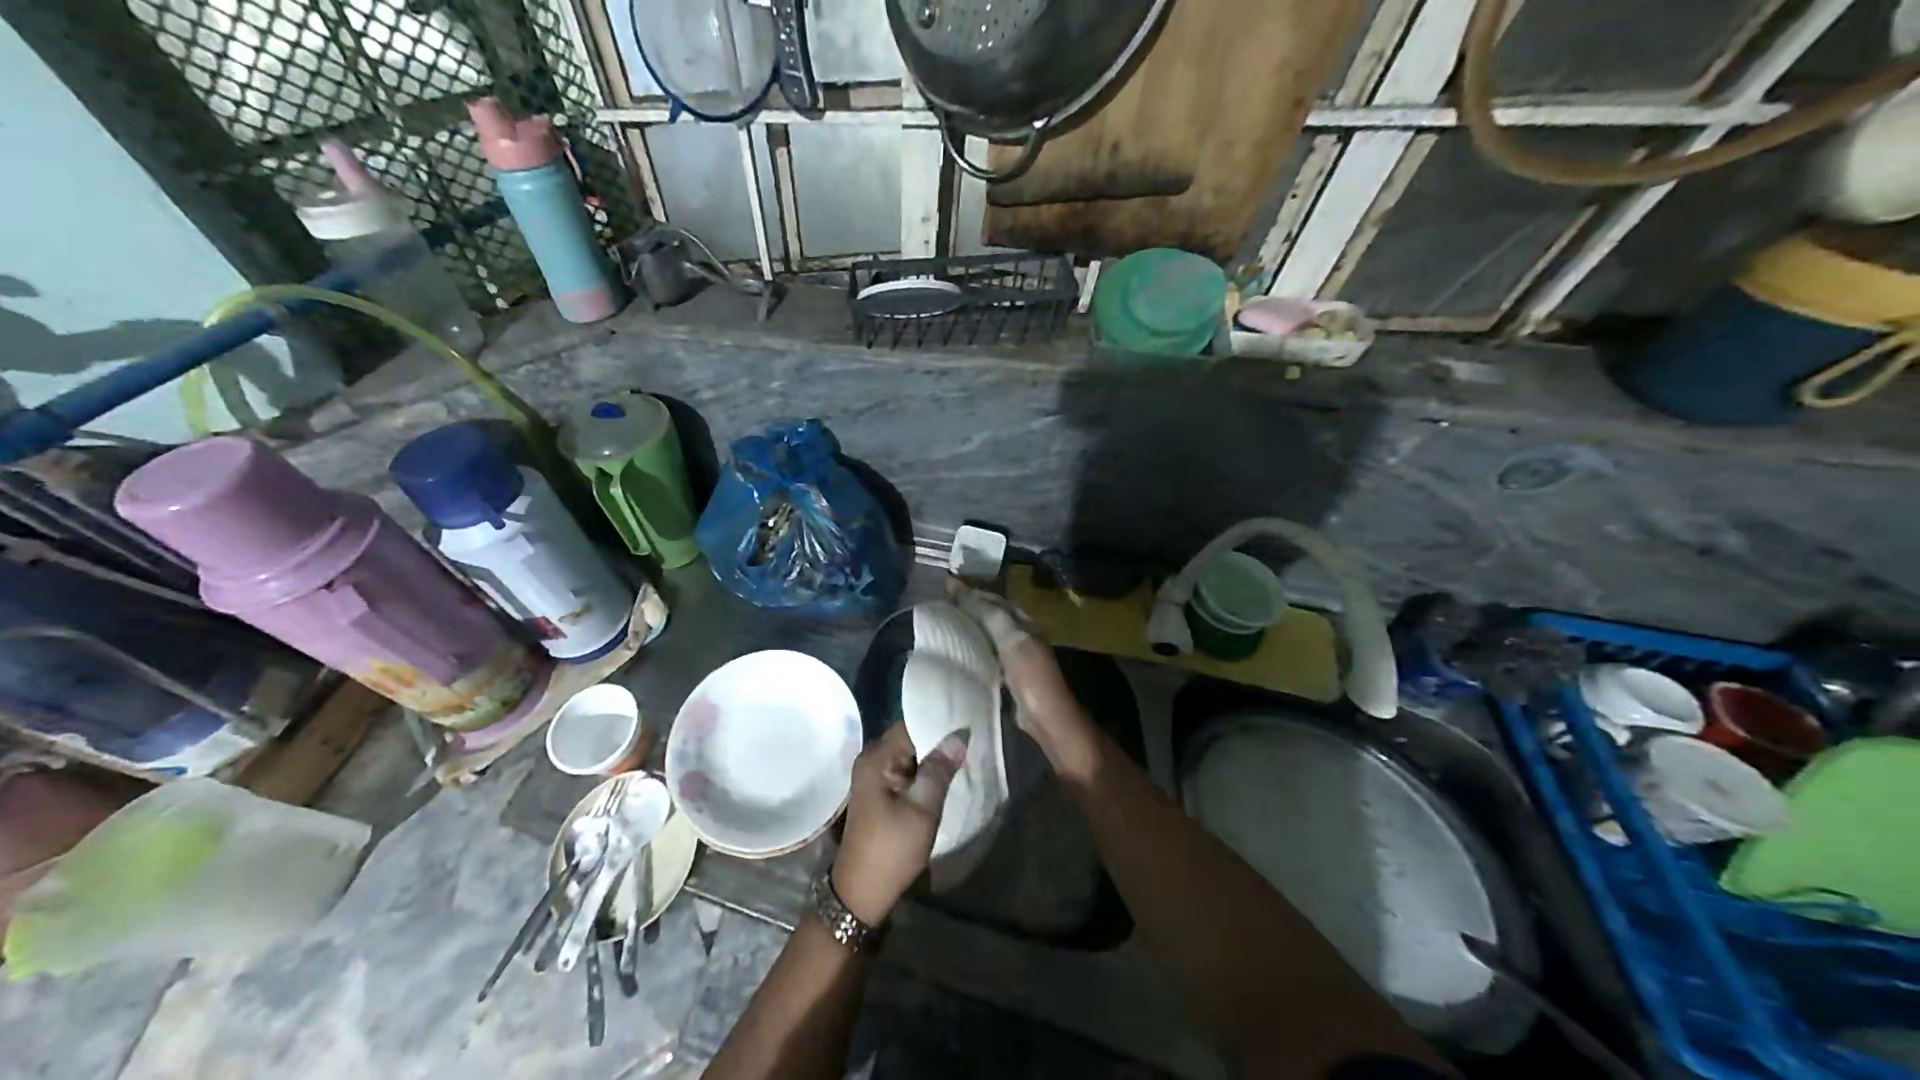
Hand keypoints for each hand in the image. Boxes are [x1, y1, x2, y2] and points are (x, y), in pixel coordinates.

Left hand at [831, 723, 967, 924]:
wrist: (861, 893)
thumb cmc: (891, 850)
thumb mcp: (922, 809)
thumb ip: (939, 770)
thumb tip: (959, 736)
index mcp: (876, 758)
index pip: (911, 724)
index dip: (939, 721)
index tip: (968, 718)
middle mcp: (871, 761)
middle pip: (910, 738)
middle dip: (939, 739)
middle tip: (973, 737)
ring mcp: (874, 778)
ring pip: (910, 756)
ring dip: (934, 757)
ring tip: (966, 753)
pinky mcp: (880, 794)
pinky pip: (906, 772)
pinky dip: (925, 772)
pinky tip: (948, 775)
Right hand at [949, 581, 1087, 755]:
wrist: (1044, 715)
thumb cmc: (1030, 674)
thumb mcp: (1012, 639)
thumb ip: (992, 616)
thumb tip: (968, 593)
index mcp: (1024, 622)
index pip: (995, 600)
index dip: (972, 591)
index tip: (946, 585)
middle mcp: (1021, 635)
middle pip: (991, 615)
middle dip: (969, 606)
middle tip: (941, 603)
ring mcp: (1014, 655)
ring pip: (987, 634)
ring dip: (968, 626)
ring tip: (943, 623)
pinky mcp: (1007, 675)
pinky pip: (985, 653)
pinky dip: (971, 647)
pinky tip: (955, 650)